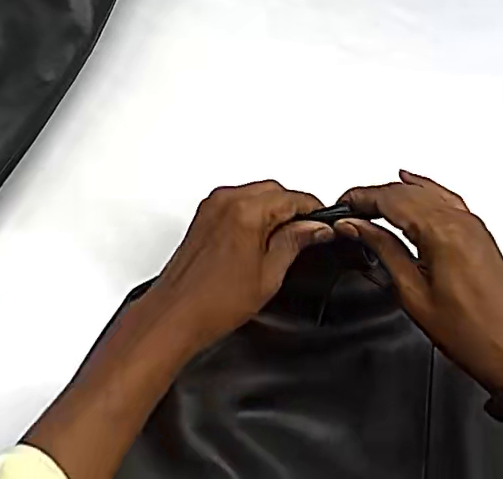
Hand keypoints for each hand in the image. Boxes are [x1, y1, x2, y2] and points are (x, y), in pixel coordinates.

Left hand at [137, 180, 332, 355]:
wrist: (178, 312)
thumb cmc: (214, 301)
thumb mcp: (269, 274)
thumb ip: (294, 243)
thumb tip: (314, 229)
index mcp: (245, 210)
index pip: (291, 197)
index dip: (313, 209)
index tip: (324, 223)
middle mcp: (226, 200)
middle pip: (273, 190)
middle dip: (293, 208)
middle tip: (308, 234)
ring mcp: (213, 205)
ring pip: (254, 193)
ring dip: (272, 209)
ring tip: (283, 241)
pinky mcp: (205, 213)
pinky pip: (237, 201)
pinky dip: (252, 212)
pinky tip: (259, 239)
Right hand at [336, 171, 502, 390]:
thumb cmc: (475, 336)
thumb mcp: (413, 294)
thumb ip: (383, 250)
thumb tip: (357, 226)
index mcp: (441, 231)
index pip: (389, 198)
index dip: (360, 198)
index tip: (342, 204)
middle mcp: (459, 221)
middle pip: (404, 191)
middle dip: (373, 195)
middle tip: (349, 208)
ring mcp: (472, 225)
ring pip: (424, 191)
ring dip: (395, 192)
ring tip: (371, 202)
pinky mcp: (479, 234)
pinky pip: (445, 197)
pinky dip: (424, 188)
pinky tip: (413, 182)